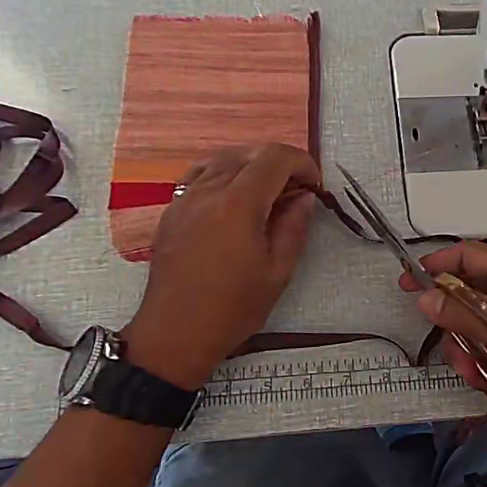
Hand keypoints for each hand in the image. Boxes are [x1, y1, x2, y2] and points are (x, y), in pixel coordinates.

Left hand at [122, 143, 319, 387]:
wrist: (176, 332)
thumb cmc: (234, 308)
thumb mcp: (278, 272)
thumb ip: (294, 227)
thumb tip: (304, 197)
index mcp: (238, 205)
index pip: (274, 158)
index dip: (302, 163)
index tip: (315, 186)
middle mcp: (208, 191)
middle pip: (248, 153)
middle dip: (280, 163)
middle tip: (297, 191)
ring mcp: (184, 198)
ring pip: (222, 159)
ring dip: (251, 166)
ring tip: (267, 193)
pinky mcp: (171, 211)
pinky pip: (199, 175)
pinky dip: (224, 174)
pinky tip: (234, 197)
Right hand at [398, 242, 486, 443]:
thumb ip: (468, 315)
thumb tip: (425, 296)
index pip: (469, 256)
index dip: (436, 265)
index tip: (406, 284)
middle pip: (466, 296)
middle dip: (456, 325)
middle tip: (459, 348)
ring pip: (474, 331)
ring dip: (470, 353)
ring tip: (483, 373)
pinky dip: (486, 369)